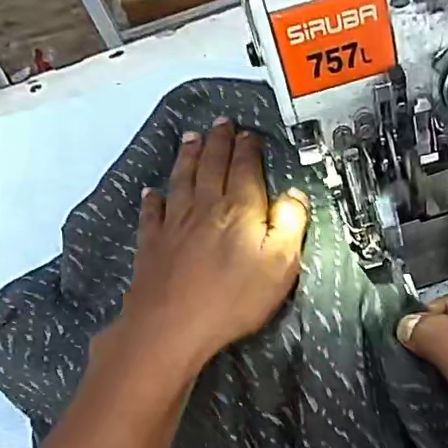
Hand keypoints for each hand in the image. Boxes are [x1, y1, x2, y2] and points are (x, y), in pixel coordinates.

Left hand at [100, 118, 307, 384]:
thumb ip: (290, 225)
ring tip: (193, 138)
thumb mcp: (280, 264)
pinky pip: (153, 211)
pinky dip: (153, 198)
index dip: (249, 149)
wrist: (173, 324)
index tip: (250, 134)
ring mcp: (174, 222)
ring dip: (189, 156)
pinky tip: (152, 191)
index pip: (245, 168)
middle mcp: (205, 206)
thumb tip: (295, 195)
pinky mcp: (152, 242)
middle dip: (219, 142)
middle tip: (222, 123)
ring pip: (182, 179)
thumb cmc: (235, 297)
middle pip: (211, 165)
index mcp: (240, 210)